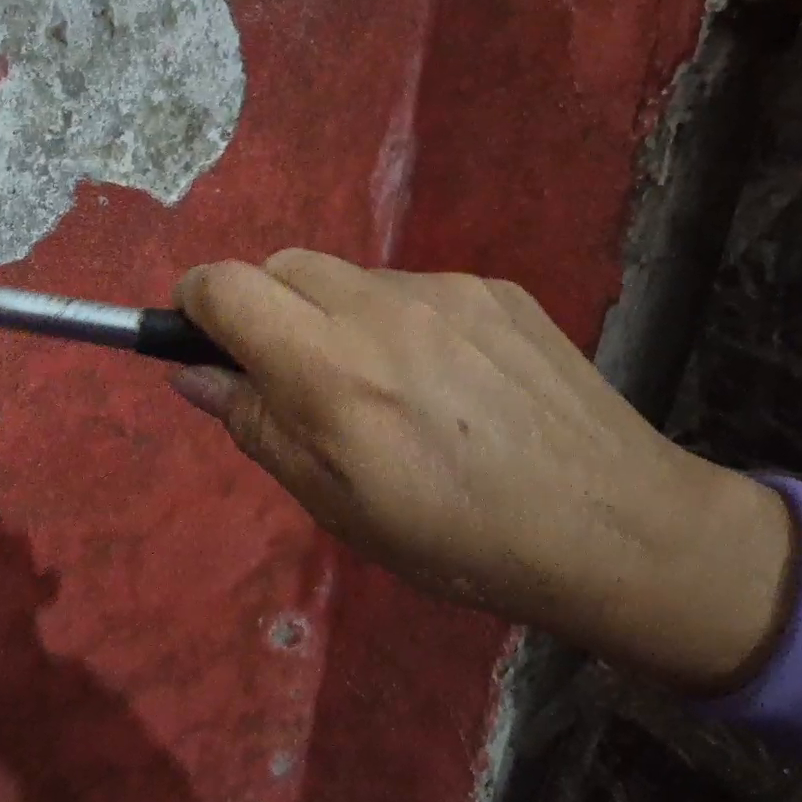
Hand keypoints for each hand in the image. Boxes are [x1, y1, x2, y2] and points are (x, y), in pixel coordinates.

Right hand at [168, 251, 795, 691]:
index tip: (198, 339)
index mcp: (328, 369)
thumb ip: (252, 425)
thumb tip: (189, 375)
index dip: (193, 304)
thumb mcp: (330, 501)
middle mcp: (379, 308)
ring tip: (375, 386)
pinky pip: (410, 287)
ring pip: (344, 276)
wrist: (612, 528)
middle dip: (260, 308)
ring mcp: (445, 289)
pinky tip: (439, 380)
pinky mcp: (495, 288)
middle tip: (287, 376)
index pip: (225, 287)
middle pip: (278, 264)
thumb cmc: (449, 536)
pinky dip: (392, 321)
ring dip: (327, 315)